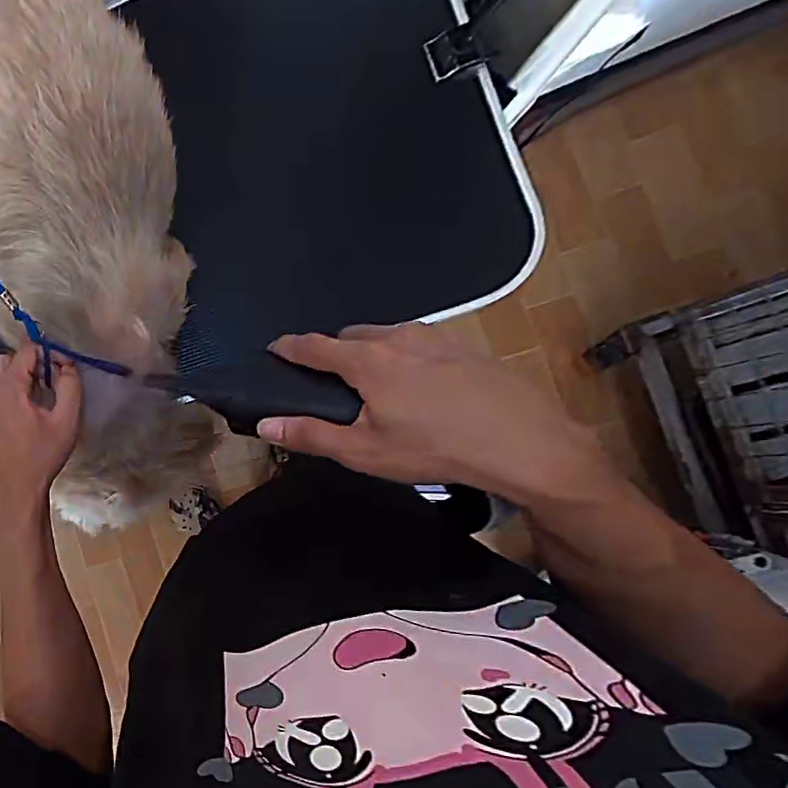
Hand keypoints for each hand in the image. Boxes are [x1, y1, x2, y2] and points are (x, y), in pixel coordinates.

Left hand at [0, 347, 81, 522]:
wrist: (18, 485)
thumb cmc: (42, 454)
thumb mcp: (66, 420)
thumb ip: (71, 386)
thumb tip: (69, 366)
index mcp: (8, 385)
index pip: (28, 350)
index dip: (51, 353)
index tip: (68, 369)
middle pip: (13, 357)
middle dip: (37, 362)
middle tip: (57, 380)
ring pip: (6, 371)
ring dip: (27, 374)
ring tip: (48, 393)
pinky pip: (2, 387)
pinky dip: (19, 387)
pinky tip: (35, 406)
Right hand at [256, 323, 627, 509]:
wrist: (520, 441)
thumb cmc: (436, 448)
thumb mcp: (366, 451)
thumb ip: (312, 435)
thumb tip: (267, 424)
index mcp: (368, 361)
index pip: (315, 346)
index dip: (290, 347)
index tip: (276, 349)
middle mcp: (400, 338)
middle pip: (353, 336)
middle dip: (334, 351)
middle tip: (330, 381)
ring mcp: (436, 337)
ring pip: (389, 337)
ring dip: (372, 352)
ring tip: (375, 386)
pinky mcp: (464, 346)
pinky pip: (421, 343)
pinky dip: (406, 357)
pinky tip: (419, 387)